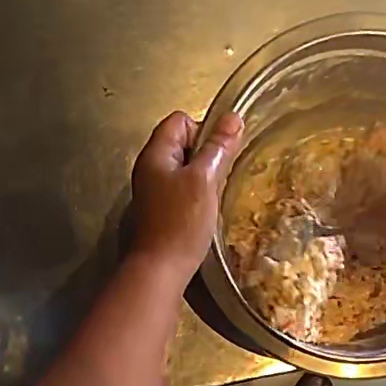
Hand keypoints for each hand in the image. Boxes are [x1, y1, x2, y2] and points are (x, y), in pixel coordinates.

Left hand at [129, 111, 243, 271]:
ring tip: (213, 196)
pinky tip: (205, 211)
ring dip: (204, 177)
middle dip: (206, 155)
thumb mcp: (205, 180)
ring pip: (185, 169)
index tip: (218, 156)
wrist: (162, 267)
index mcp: (156, 153)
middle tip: (219, 178)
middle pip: (183, 144)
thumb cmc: (182, 222)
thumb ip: (218, 148)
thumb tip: (234, 118)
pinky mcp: (163, 210)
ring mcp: (155, 190)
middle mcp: (151, 167)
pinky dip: (198, 195)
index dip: (204, 131)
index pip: (181, 121)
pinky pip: (184, 190)